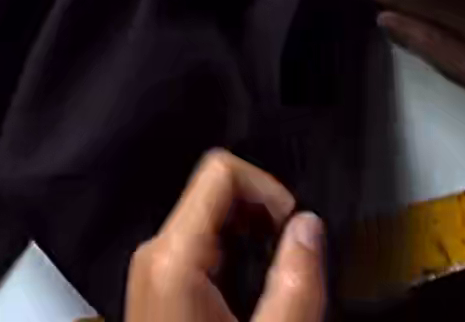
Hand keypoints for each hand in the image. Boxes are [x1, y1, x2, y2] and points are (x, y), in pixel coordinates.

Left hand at [127, 150, 326, 321]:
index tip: (292, 227)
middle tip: (289, 256)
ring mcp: (155, 269)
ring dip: (254, 235)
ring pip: (215, 215)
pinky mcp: (161, 284)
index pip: (221, 172)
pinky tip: (251, 292)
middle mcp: (157, 254)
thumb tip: (309, 225)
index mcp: (174, 257)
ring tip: (274, 277)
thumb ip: (297, 279)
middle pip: (219, 190)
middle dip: (263, 214)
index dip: (266, 188)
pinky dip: (237, 253)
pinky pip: (206, 241)